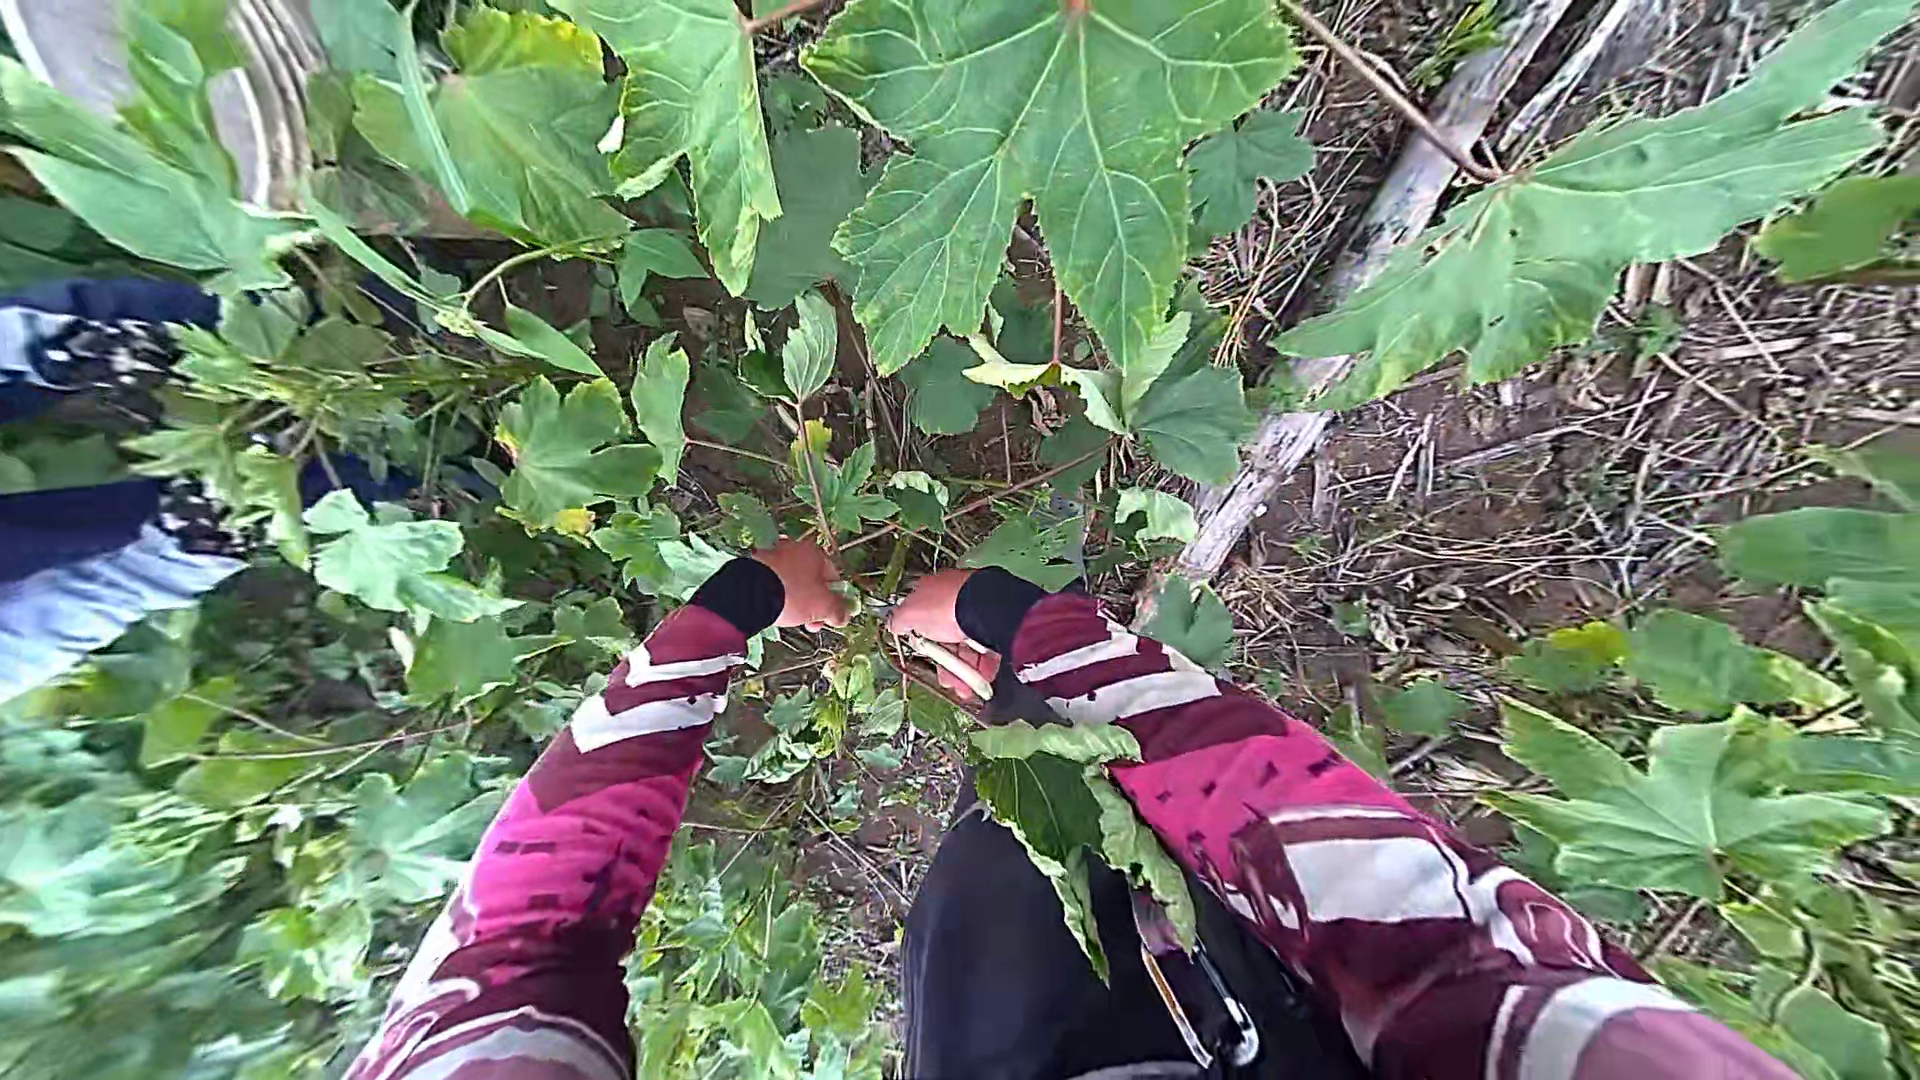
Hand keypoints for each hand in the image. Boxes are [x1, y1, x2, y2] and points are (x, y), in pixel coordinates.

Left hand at [752, 538, 851, 629]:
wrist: (749, 593)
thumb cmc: (794, 595)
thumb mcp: (823, 607)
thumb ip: (838, 611)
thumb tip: (844, 617)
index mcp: (815, 552)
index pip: (833, 576)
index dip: (835, 599)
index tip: (830, 616)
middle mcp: (794, 548)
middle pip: (812, 579)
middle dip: (814, 604)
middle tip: (811, 622)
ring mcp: (773, 555)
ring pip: (792, 581)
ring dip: (796, 600)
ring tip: (791, 618)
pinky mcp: (754, 565)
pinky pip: (773, 581)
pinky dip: (777, 594)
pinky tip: (774, 609)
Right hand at [889, 569, 999, 699]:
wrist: (986, 609)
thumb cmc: (947, 607)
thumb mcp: (910, 613)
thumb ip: (899, 619)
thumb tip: (893, 624)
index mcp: (935, 592)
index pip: (924, 619)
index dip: (924, 642)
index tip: (925, 657)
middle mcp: (958, 600)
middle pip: (948, 639)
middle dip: (946, 664)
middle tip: (947, 681)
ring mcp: (980, 613)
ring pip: (968, 648)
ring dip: (964, 671)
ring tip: (964, 688)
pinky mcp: (999, 626)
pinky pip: (988, 651)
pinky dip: (983, 668)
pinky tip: (980, 682)